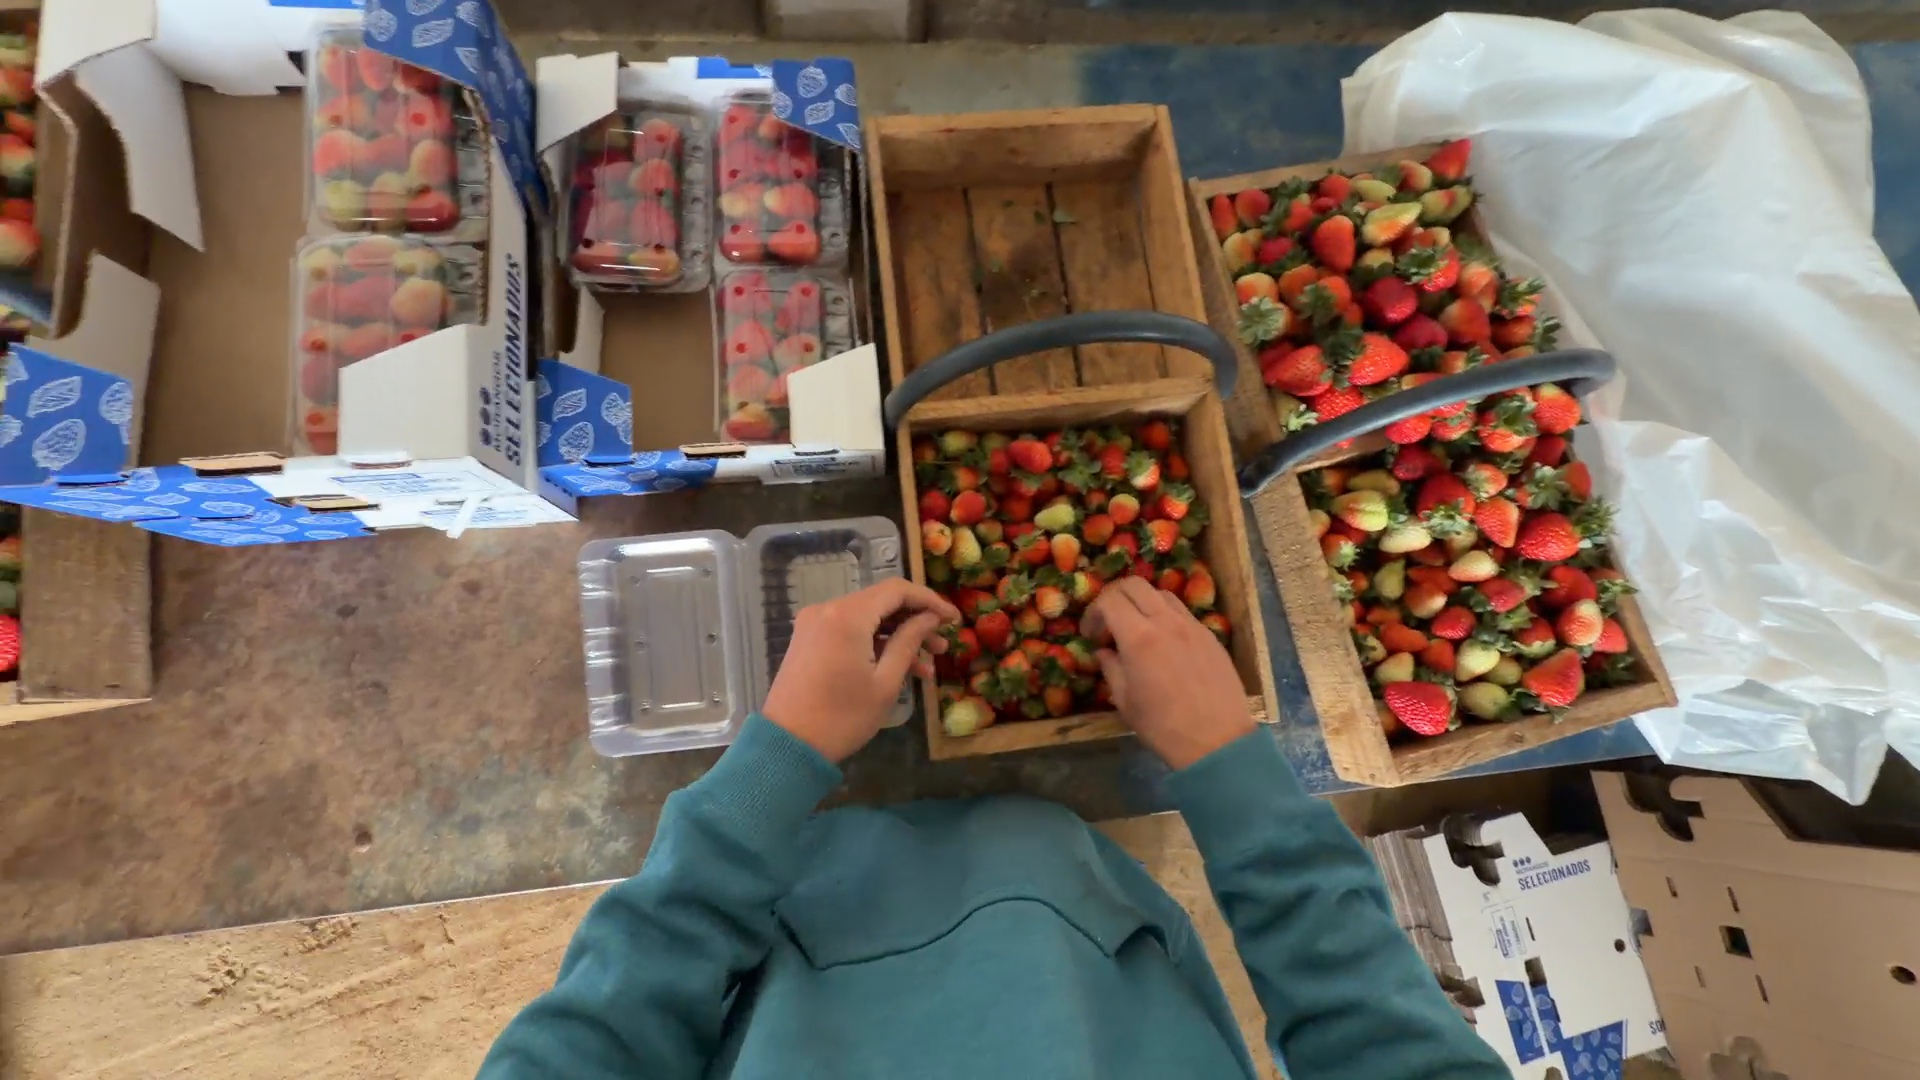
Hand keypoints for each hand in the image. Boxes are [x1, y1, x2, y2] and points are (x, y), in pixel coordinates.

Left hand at [763, 579, 960, 762]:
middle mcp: (827, 609)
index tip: (953, 619)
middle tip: (942, 646)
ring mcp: (815, 624)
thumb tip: (930, 618)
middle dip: (915, 620)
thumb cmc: (842, 717)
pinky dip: (875, 643)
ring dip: (897, 635)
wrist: (787, 747)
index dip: (929, 600)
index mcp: (847, 616)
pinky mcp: (809, 639)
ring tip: (927, 664)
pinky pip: (850, 630)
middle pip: (882, 601)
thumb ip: (909, 641)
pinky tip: (900, 667)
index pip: (897, 590)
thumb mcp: (885, 682)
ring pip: (867, 617)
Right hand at [1081, 577, 1254, 769]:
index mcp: (1139, 637)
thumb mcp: (1124, 701)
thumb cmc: (1163, 726)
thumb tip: (1104, 651)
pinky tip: (1164, 642)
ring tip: (1137, 628)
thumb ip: (1111, 668)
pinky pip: (1182, 612)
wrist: (1217, 742)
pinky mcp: (1210, 635)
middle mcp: (1166, 621)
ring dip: (1142, 603)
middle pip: (1134, 584)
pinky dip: (1165, 616)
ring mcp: (1192, 625)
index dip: (1093, 612)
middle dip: (1114, 597)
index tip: (1090, 634)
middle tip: (1108, 622)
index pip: (1109, 600)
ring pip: (1161, 593)